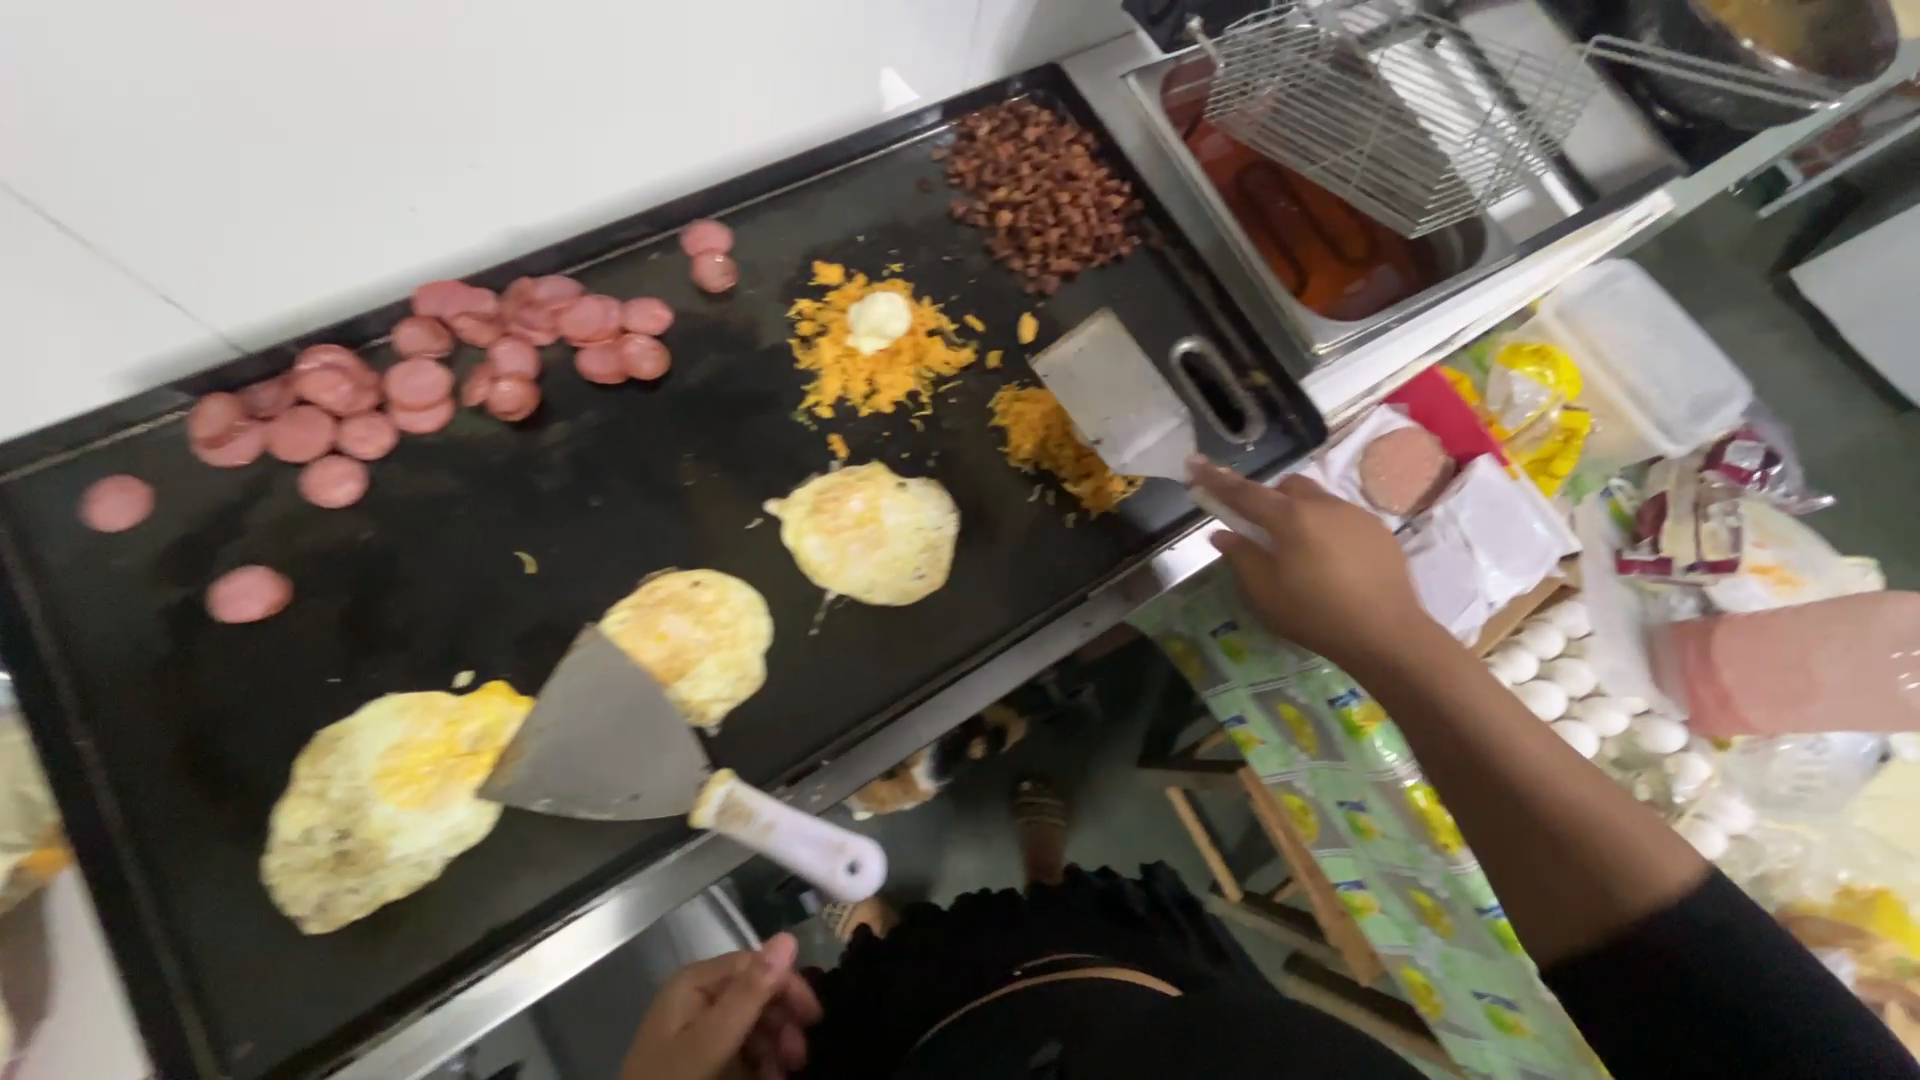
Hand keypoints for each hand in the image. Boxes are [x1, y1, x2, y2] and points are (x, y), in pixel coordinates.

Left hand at [622, 932, 822, 1079]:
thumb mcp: (712, 1043)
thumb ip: (750, 993)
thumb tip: (789, 937)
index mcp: (694, 983)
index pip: (754, 964)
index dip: (787, 986)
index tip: (813, 1017)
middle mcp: (697, 997)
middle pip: (755, 994)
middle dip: (782, 1022)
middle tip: (799, 1056)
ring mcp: (697, 1029)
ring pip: (752, 1023)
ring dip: (775, 1047)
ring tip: (785, 1074)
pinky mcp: (701, 1059)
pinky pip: (741, 1049)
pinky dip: (760, 1063)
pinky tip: (770, 1078)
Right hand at [1189, 459, 1433, 668]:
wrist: (1387, 634)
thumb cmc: (1315, 614)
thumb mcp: (1265, 592)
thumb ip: (1241, 557)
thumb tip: (1223, 533)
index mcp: (1290, 518)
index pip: (1243, 492)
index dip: (1215, 479)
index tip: (1194, 463)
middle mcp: (1324, 506)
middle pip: (1287, 486)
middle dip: (1267, 498)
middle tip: (1259, 529)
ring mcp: (1356, 515)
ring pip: (1317, 499)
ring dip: (1299, 513)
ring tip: (1299, 551)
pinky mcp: (1379, 532)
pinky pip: (1342, 517)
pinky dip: (1326, 529)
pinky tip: (1331, 563)